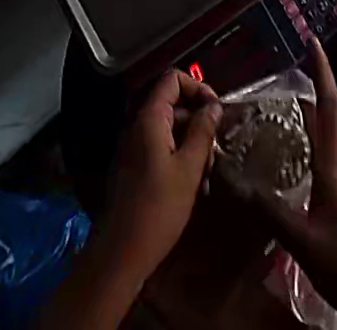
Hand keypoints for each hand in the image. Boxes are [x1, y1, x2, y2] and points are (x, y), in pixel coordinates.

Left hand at [38, 72, 219, 329]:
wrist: (118, 257)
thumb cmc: (157, 209)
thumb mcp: (189, 168)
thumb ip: (202, 131)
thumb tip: (213, 106)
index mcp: (149, 120)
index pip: (172, 79)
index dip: (198, 87)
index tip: (216, 110)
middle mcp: (136, 127)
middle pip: (170, 101)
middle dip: (197, 113)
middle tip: (217, 136)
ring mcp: (131, 147)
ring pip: (166, 124)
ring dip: (189, 134)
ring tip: (209, 159)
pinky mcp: (131, 167)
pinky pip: (157, 144)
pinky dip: (177, 149)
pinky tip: (192, 175)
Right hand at [241, 41, 336, 329]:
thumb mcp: (304, 240)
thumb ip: (269, 211)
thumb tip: (231, 181)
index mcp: (333, 165)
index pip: (328, 106)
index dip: (321, 71)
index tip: (313, 41)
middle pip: (325, 119)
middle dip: (307, 94)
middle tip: (276, 83)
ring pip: (323, 142)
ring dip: (304, 124)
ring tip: (275, 119)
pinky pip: (322, 164)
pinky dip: (305, 153)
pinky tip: (289, 168)